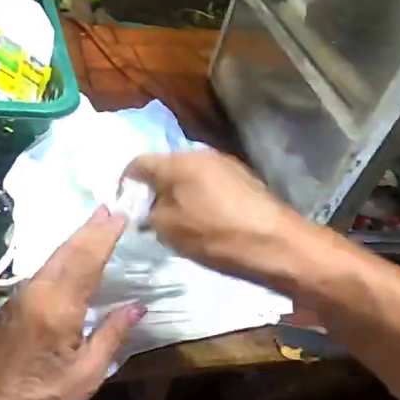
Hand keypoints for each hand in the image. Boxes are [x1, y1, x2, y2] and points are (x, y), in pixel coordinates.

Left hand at [0, 207, 143, 399]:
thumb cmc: (42, 399)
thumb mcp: (88, 373)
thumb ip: (111, 334)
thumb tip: (137, 306)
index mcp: (57, 305)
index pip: (86, 259)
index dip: (104, 235)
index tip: (120, 213)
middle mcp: (36, 291)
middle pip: (66, 251)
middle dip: (88, 228)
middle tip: (108, 207)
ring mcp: (19, 296)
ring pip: (52, 259)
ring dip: (74, 240)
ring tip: (95, 225)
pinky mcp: (11, 305)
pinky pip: (42, 271)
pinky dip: (61, 257)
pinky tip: (71, 258)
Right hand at [124, 150, 328, 288]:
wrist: (277, 245)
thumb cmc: (215, 234)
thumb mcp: (167, 228)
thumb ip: (147, 212)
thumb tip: (144, 207)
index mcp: (178, 161)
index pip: (137, 163)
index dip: (125, 185)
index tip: (122, 208)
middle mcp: (200, 154)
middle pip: (163, 167)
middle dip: (151, 190)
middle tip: (145, 217)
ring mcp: (225, 165)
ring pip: (186, 176)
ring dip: (175, 194)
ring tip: (172, 221)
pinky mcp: (242, 179)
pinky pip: (207, 184)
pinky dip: (196, 198)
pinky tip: (200, 221)